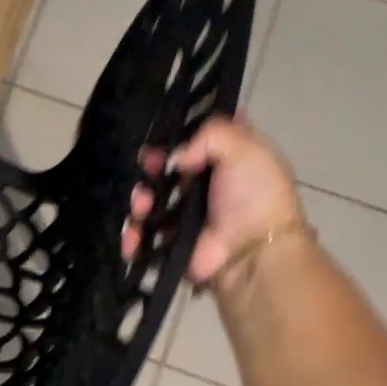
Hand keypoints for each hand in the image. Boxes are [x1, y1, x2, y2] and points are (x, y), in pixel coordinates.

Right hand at [123, 115, 302, 284]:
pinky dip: (132, 234)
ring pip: (148, 201)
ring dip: (140, 200)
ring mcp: (184, 216)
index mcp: (226, 161)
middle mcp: (204, 186)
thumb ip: (209, 135)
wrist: (250, 250)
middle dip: (152, 167)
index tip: (166, 137)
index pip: (198, 140)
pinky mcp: (169, 242)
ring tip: (143, 206)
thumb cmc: (254, 195)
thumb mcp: (245, 148)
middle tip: (149, 168)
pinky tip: (135, 233)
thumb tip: (175, 159)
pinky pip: (140, 236)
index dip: (180, 136)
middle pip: (166, 169)